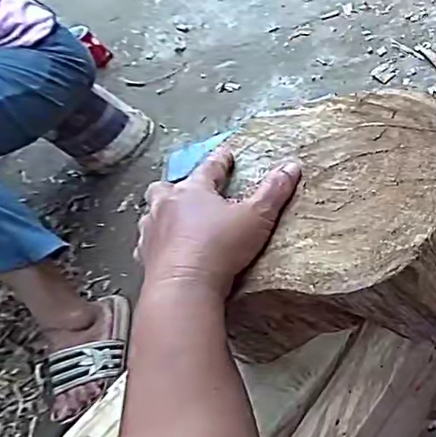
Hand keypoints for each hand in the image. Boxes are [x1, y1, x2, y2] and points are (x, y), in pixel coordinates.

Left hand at [137, 147, 300, 292]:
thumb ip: (274, 191)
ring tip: (179, 218)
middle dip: (178, 186)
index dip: (220, 160)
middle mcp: (165, 206)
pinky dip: (158, 239)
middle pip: (165, 188)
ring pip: (152, 212)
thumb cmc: (222, 244)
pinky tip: (169, 245)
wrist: (185, 284)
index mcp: (192, 192)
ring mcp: (150, 230)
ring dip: (165, 212)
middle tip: (192, 190)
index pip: (208, 169)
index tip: (226, 152)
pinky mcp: (144, 255)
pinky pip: (148, 240)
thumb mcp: (258, 215)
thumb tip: (291, 166)